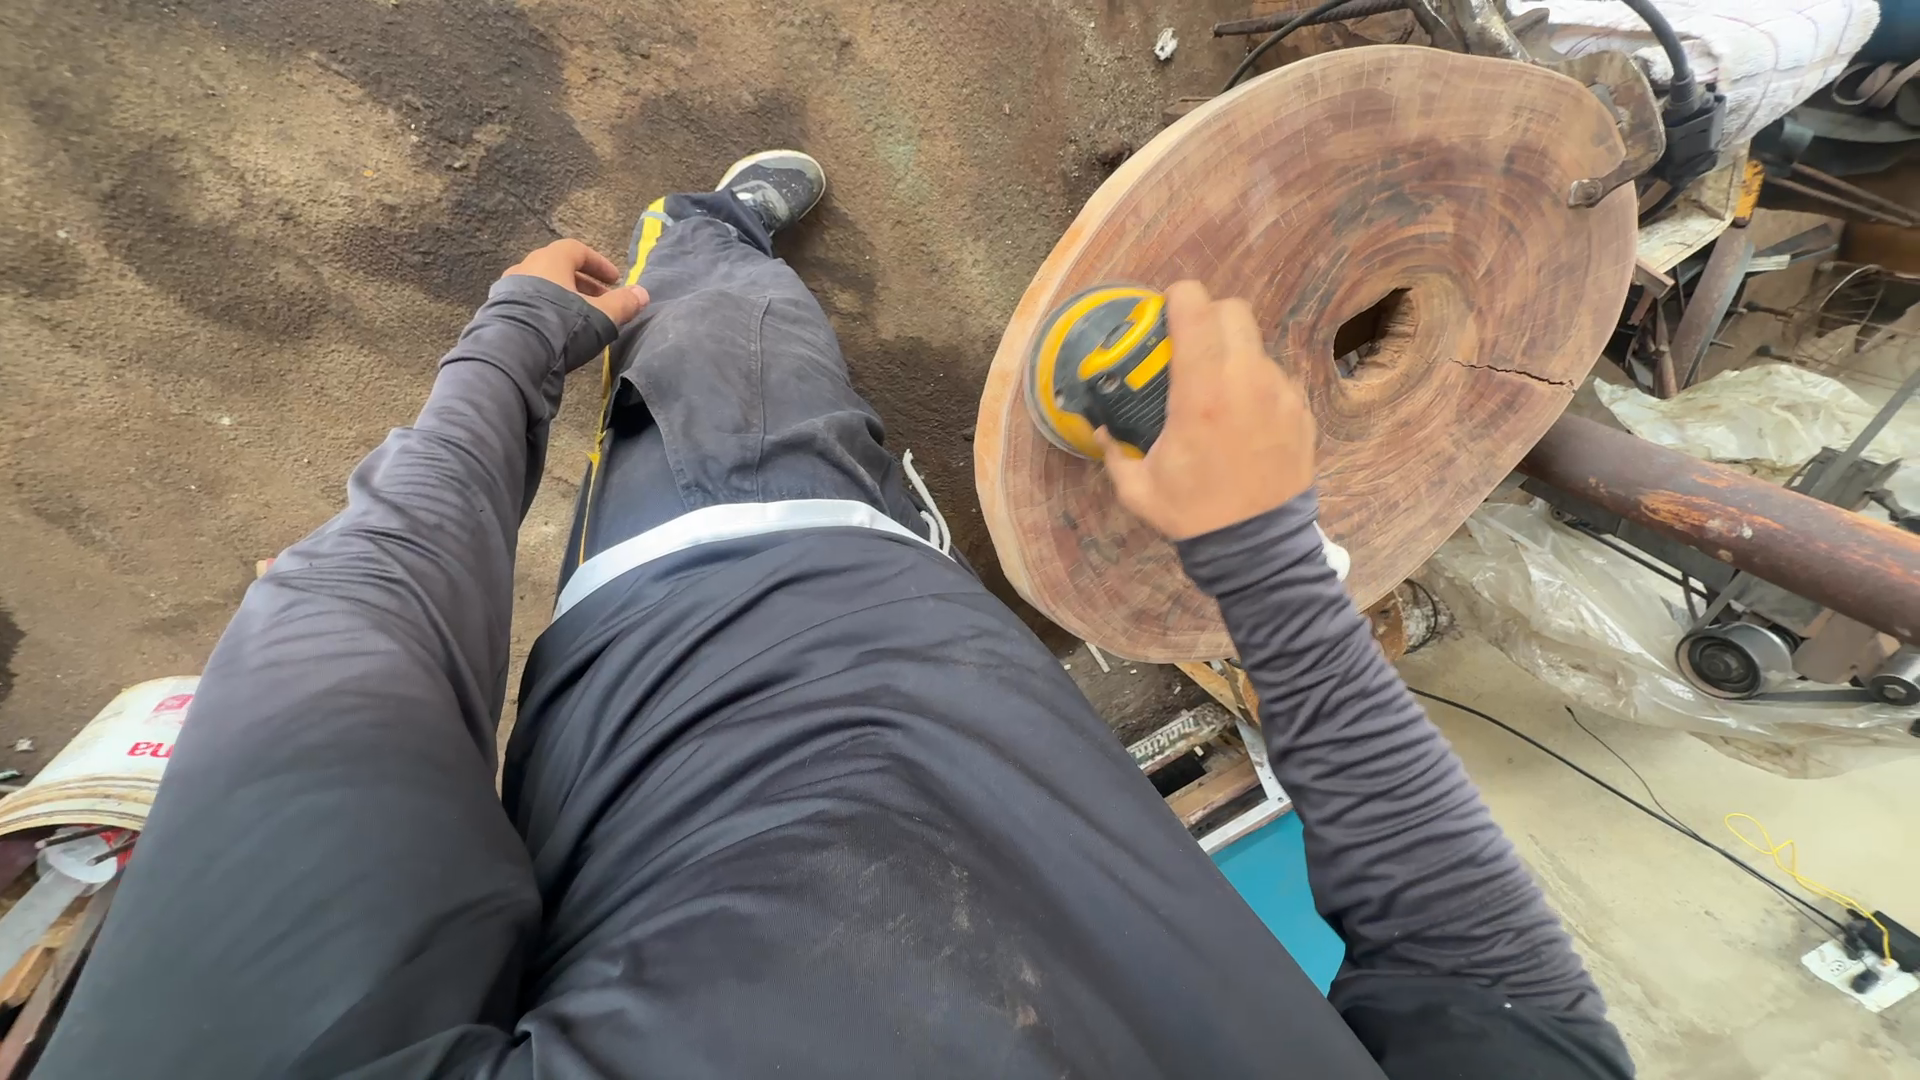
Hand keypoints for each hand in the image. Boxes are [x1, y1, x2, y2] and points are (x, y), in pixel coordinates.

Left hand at [501, 239, 648, 325]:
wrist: (517, 350)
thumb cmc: (564, 324)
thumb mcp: (603, 316)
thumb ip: (623, 303)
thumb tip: (642, 293)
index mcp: (550, 261)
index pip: (576, 250)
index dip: (599, 263)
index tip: (615, 280)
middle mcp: (526, 268)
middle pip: (558, 267)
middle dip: (583, 283)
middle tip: (601, 300)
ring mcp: (509, 290)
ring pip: (542, 286)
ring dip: (564, 297)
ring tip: (581, 317)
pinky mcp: (500, 311)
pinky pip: (529, 303)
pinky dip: (547, 309)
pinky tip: (558, 329)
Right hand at [1098, 280, 1315, 540]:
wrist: (1258, 546)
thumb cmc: (1193, 514)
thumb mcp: (1138, 489)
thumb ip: (1115, 452)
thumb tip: (1103, 431)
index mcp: (1201, 393)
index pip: (1196, 311)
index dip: (1179, 296)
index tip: (1165, 306)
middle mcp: (1246, 380)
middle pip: (1234, 311)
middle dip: (1209, 316)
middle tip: (1189, 342)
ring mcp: (1280, 393)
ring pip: (1255, 346)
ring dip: (1232, 353)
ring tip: (1216, 390)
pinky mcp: (1301, 410)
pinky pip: (1274, 377)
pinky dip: (1254, 384)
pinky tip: (1242, 418)